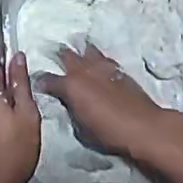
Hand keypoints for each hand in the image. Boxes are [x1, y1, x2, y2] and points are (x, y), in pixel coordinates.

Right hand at [36, 45, 182, 161]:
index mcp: (70, 86)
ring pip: (85, 50)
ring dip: (80, 52)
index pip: (48, 79)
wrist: (143, 126)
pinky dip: (97, 58)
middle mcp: (83, 70)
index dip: (42, 81)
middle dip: (59, 57)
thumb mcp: (82, 128)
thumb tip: (67, 103)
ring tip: (78, 54)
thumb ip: (71, 110)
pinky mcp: (117, 68)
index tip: (39, 83)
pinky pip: (102, 57)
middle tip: (56, 59)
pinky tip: (97, 63)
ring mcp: (101, 66)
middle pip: (66, 55)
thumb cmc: (109, 132)